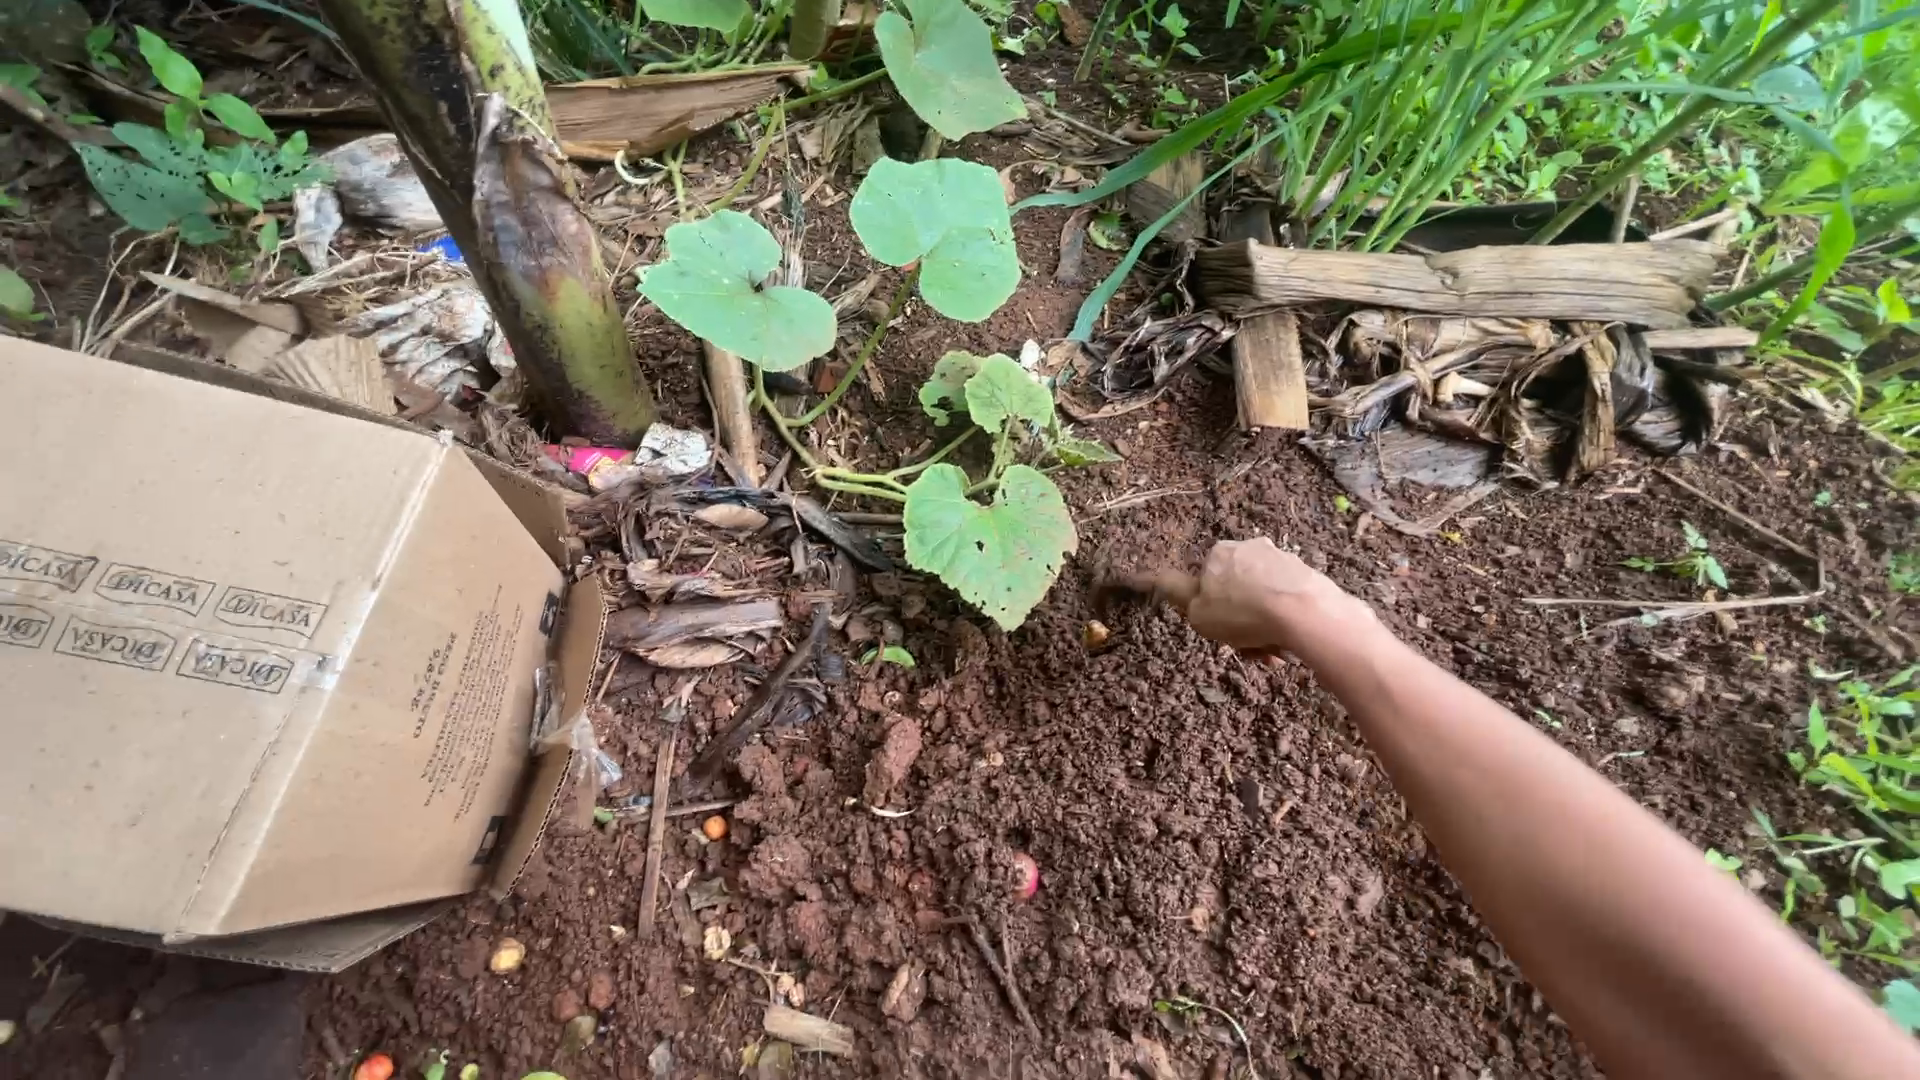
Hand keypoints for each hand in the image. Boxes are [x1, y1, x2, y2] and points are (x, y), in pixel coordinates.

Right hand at [1183, 538, 1371, 655]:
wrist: (1303, 614)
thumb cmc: (1242, 612)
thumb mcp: (1196, 612)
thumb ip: (1177, 595)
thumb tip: (1155, 577)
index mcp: (1220, 552)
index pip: (1206, 579)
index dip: (1209, 606)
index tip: (1217, 628)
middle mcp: (1251, 548)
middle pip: (1238, 589)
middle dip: (1240, 619)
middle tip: (1244, 646)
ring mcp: (1283, 560)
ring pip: (1265, 598)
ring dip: (1263, 626)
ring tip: (1269, 652)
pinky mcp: (1308, 575)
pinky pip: (1288, 602)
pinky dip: (1285, 622)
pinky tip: (1286, 644)